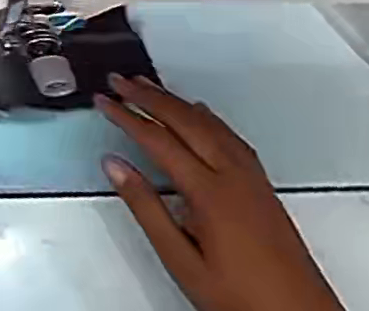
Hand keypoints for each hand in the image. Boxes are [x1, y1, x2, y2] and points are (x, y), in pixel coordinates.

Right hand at [97, 75, 344, 310]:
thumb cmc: (247, 302)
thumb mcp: (182, 262)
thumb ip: (146, 209)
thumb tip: (116, 167)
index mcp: (211, 194)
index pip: (157, 139)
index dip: (125, 116)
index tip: (104, 101)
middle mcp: (234, 177)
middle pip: (183, 120)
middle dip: (146, 96)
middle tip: (119, 81)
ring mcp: (252, 179)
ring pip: (207, 122)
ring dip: (174, 100)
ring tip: (148, 85)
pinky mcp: (264, 186)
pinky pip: (229, 135)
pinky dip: (205, 115)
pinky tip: (199, 111)